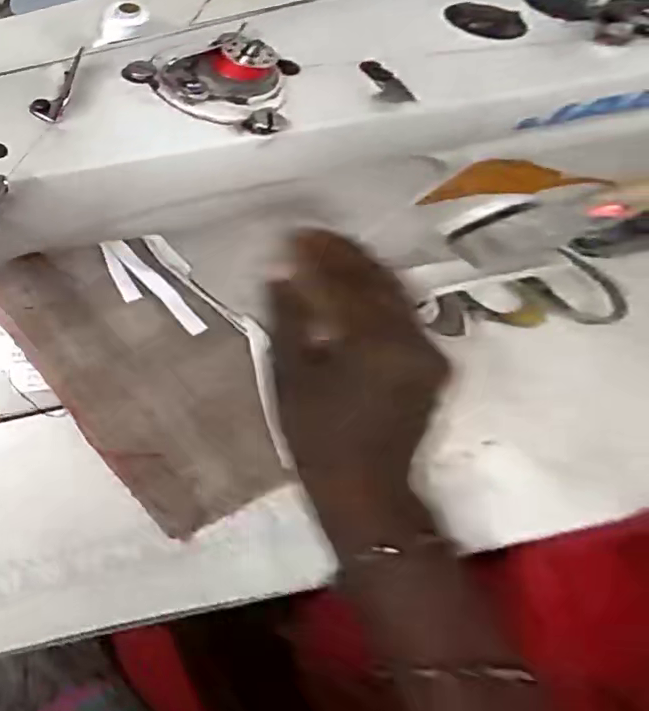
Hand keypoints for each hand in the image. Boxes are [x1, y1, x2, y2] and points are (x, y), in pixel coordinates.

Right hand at [270, 229, 449, 502]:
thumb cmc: (311, 428)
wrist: (362, 479)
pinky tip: (351, 282)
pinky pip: (401, 312)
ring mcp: (429, 351)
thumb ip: (288, 317)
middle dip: (344, 254)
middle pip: (379, 283)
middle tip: (309, 232)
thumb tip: (280, 270)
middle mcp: (414, 341)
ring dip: (362, 268)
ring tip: (328, 249)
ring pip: (396, 294)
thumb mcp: (289, 371)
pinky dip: (374, 290)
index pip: (346, 282)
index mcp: (376, 343)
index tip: (293, 231)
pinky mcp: (429, 362)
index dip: (319, 254)